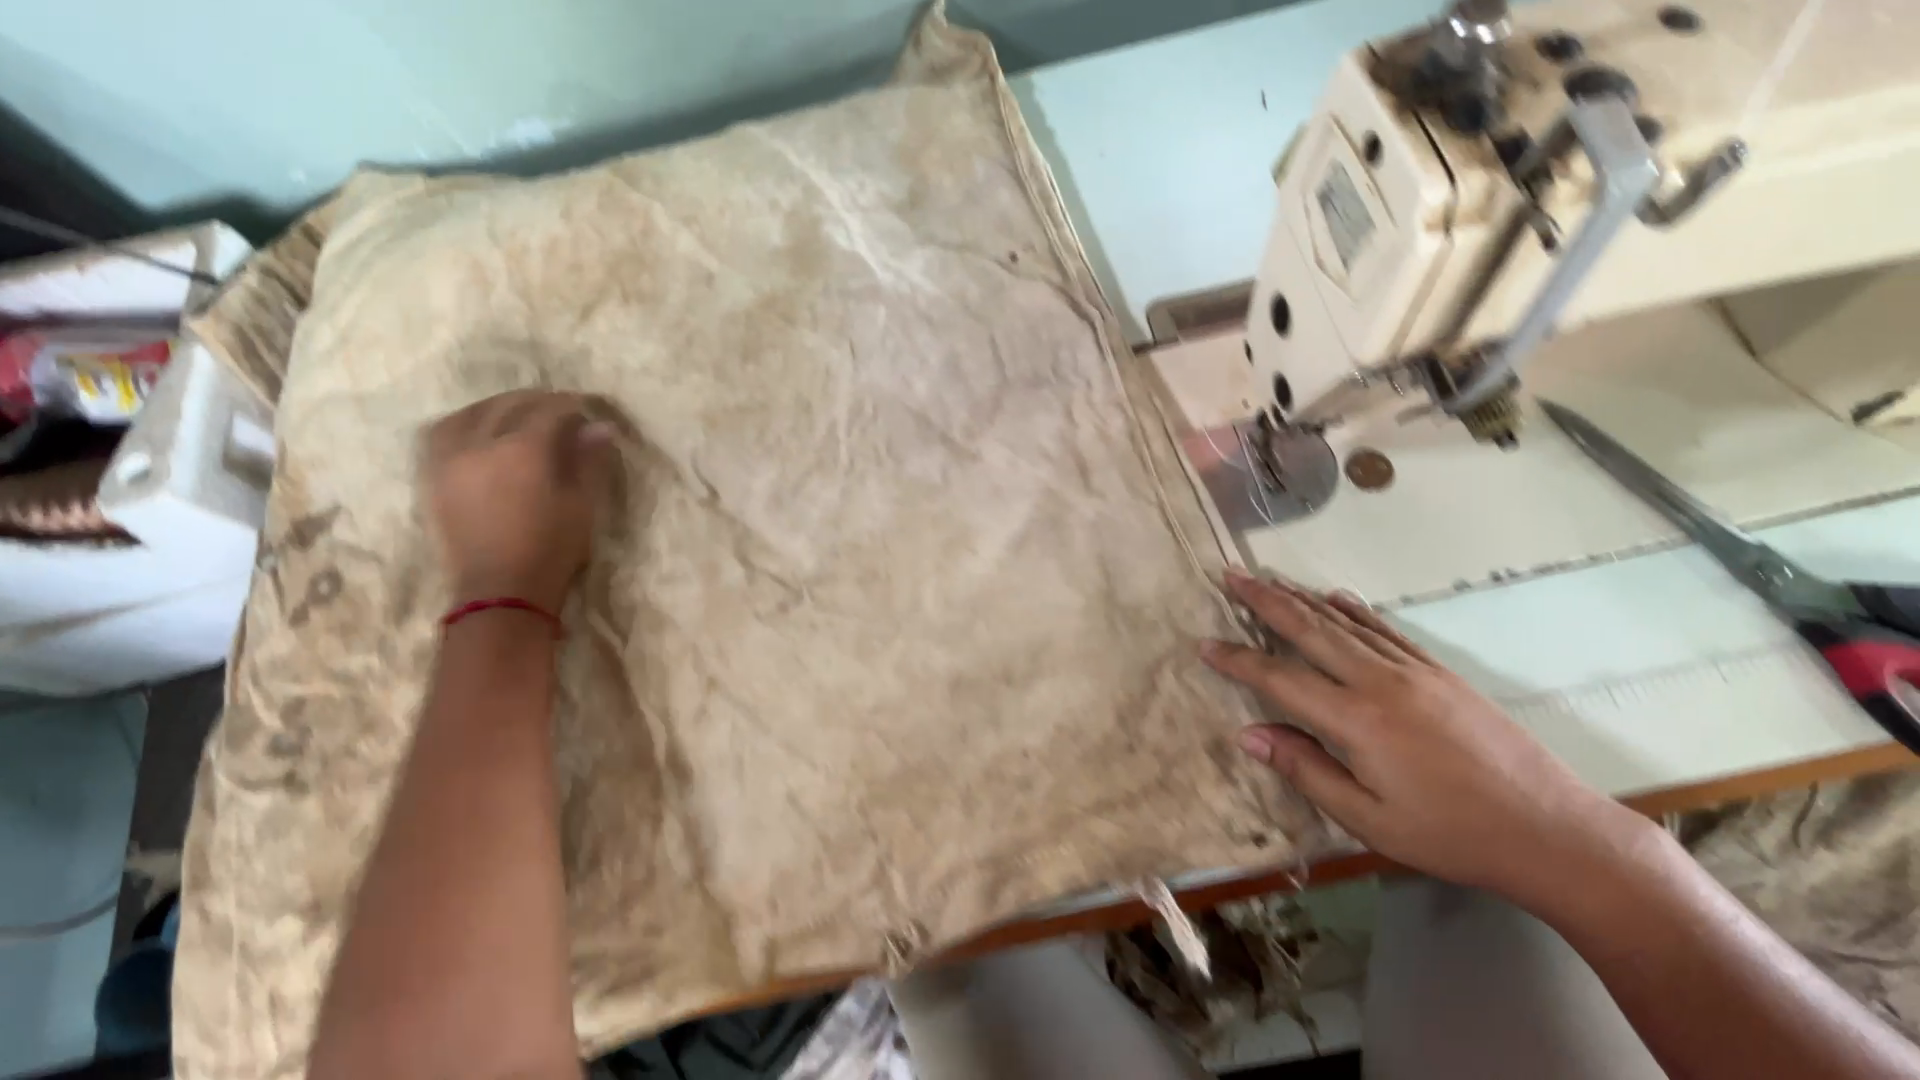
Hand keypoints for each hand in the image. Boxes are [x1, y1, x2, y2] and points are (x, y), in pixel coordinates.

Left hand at [423, 390, 616, 613]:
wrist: (500, 592)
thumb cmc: (551, 549)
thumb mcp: (582, 505)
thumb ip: (589, 460)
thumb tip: (601, 426)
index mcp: (523, 449)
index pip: (548, 410)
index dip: (570, 405)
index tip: (585, 409)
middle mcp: (480, 444)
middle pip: (507, 405)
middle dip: (535, 401)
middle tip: (557, 409)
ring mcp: (449, 459)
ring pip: (469, 413)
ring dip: (495, 406)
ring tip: (514, 414)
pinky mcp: (432, 477)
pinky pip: (441, 433)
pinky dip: (462, 422)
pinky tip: (477, 430)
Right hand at [1203, 573, 1645, 905]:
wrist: (1551, 829)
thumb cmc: (1451, 835)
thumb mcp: (1368, 819)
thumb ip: (1306, 770)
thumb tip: (1249, 734)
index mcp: (1357, 720)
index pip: (1280, 679)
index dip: (1238, 661)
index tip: (1204, 644)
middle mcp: (1380, 682)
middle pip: (1310, 629)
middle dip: (1265, 600)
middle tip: (1230, 575)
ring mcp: (1414, 671)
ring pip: (1346, 622)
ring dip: (1302, 597)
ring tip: (1269, 578)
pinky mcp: (1440, 673)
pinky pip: (1386, 630)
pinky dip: (1355, 610)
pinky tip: (1336, 597)